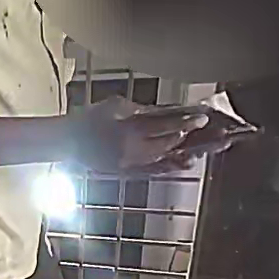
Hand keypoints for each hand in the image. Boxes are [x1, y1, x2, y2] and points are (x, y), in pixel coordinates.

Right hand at [69, 98, 243, 175]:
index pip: (164, 125)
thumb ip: (140, 110)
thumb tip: (164, 112)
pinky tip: (181, 165)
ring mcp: (127, 164)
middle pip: (168, 144)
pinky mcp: (122, 172)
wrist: (65, 142)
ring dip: (182, 155)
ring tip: (201, 152)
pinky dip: (166, 168)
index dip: (186, 122)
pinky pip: (149, 172)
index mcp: (129, 130)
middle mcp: (131, 150)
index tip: (204, 119)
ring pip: (161, 160)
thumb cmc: (88, 119)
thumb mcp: (115, 106)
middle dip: (191, 140)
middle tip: (213, 136)